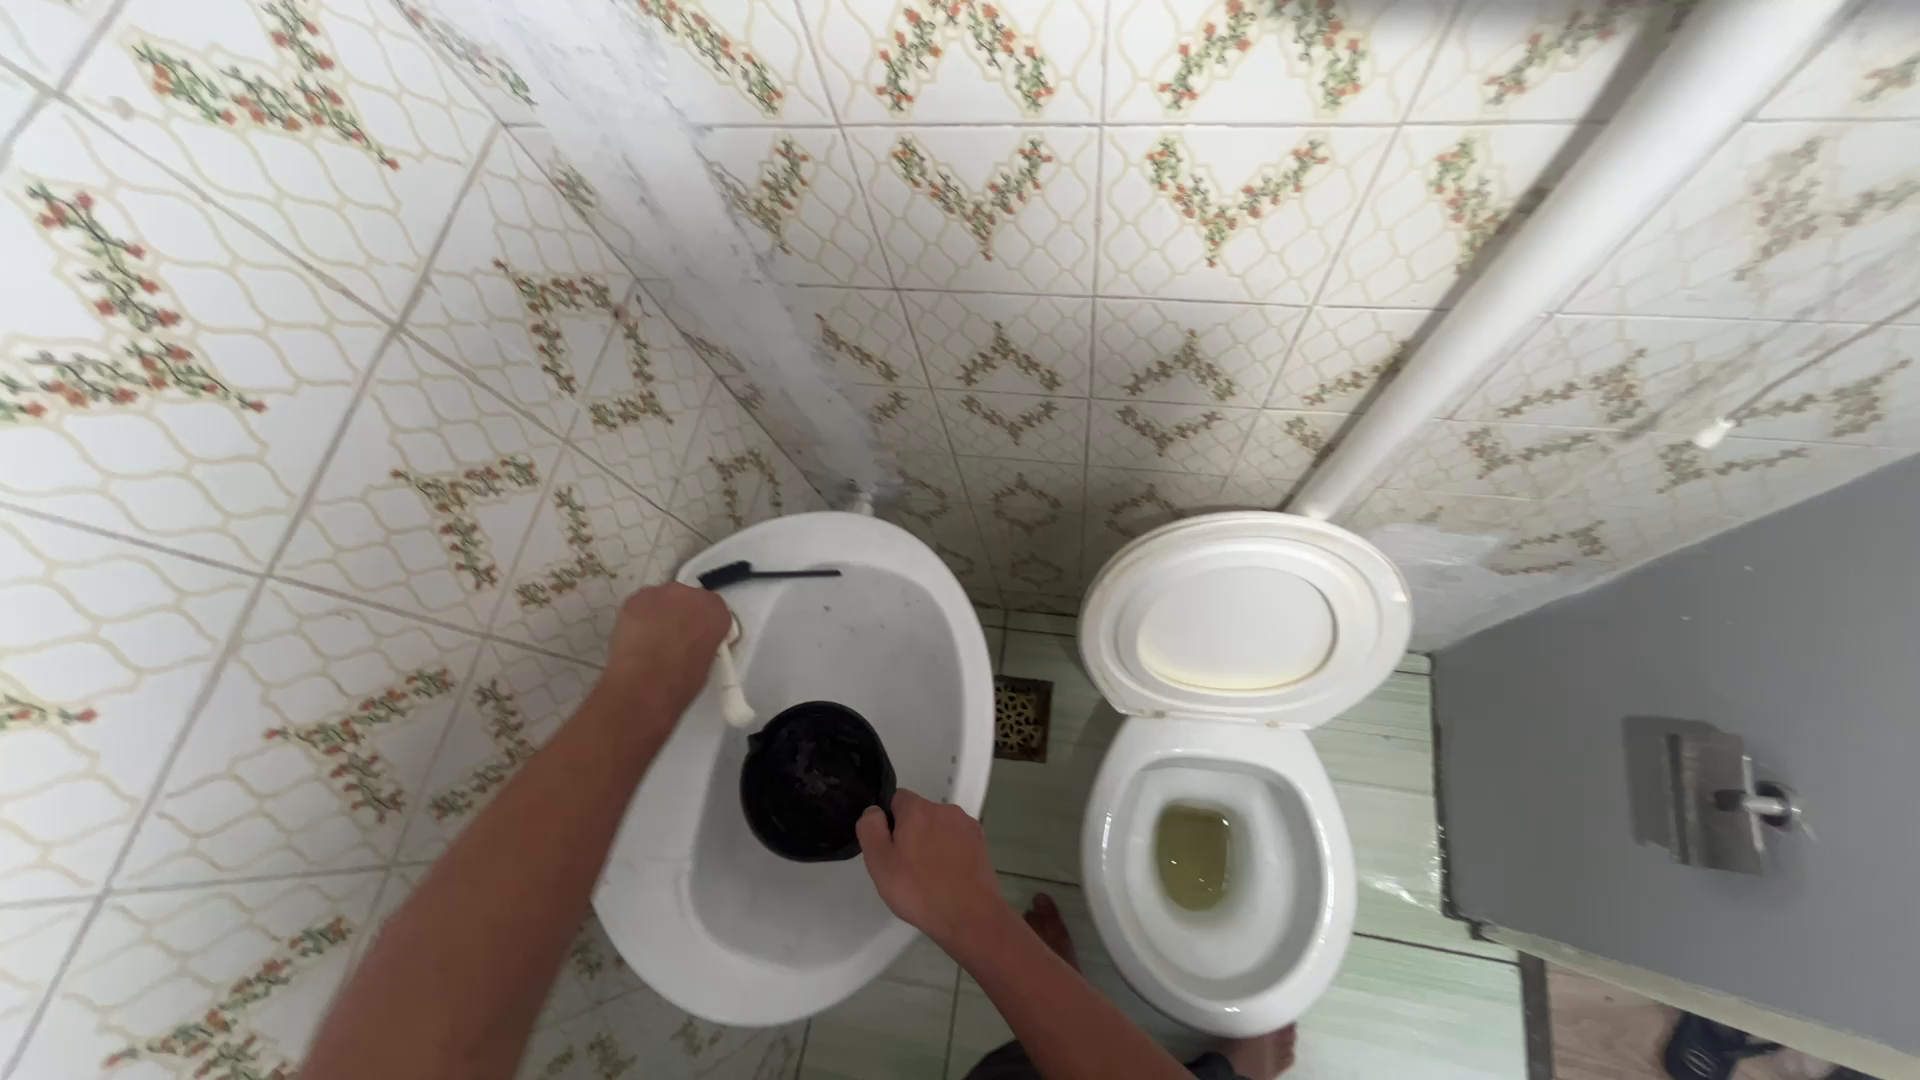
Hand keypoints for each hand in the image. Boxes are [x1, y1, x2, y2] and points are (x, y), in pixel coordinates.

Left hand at [595, 583, 731, 722]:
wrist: (644, 682)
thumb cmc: (681, 680)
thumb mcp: (706, 662)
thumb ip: (704, 642)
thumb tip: (693, 644)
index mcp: (716, 612)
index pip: (715, 610)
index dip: (705, 625)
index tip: (698, 639)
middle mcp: (693, 595)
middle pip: (689, 599)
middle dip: (682, 614)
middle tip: (673, 638)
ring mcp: (662, 594)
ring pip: (663, 599)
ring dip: (660, 614)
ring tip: (650, 639)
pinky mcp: (636, 598)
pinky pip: (641, 604)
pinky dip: (639, 617)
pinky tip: (634, 637)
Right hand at [856, 790, 1010, 952]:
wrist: (970, 916)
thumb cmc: (919, 890)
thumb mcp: (880, 863)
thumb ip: (871, 829)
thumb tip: (875, 811)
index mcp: (918, 809)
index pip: (897, 799)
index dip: (890, 823)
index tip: (891, 850)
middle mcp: (945, 810)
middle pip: (919, 814)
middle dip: (912, 834)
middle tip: (907, 868)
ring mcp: (966, 825)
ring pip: (939, 828)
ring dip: (932, 843)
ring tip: (929, 877)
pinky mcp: (981, 842)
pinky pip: (957, 840)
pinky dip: (951, 853)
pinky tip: (949, 878)